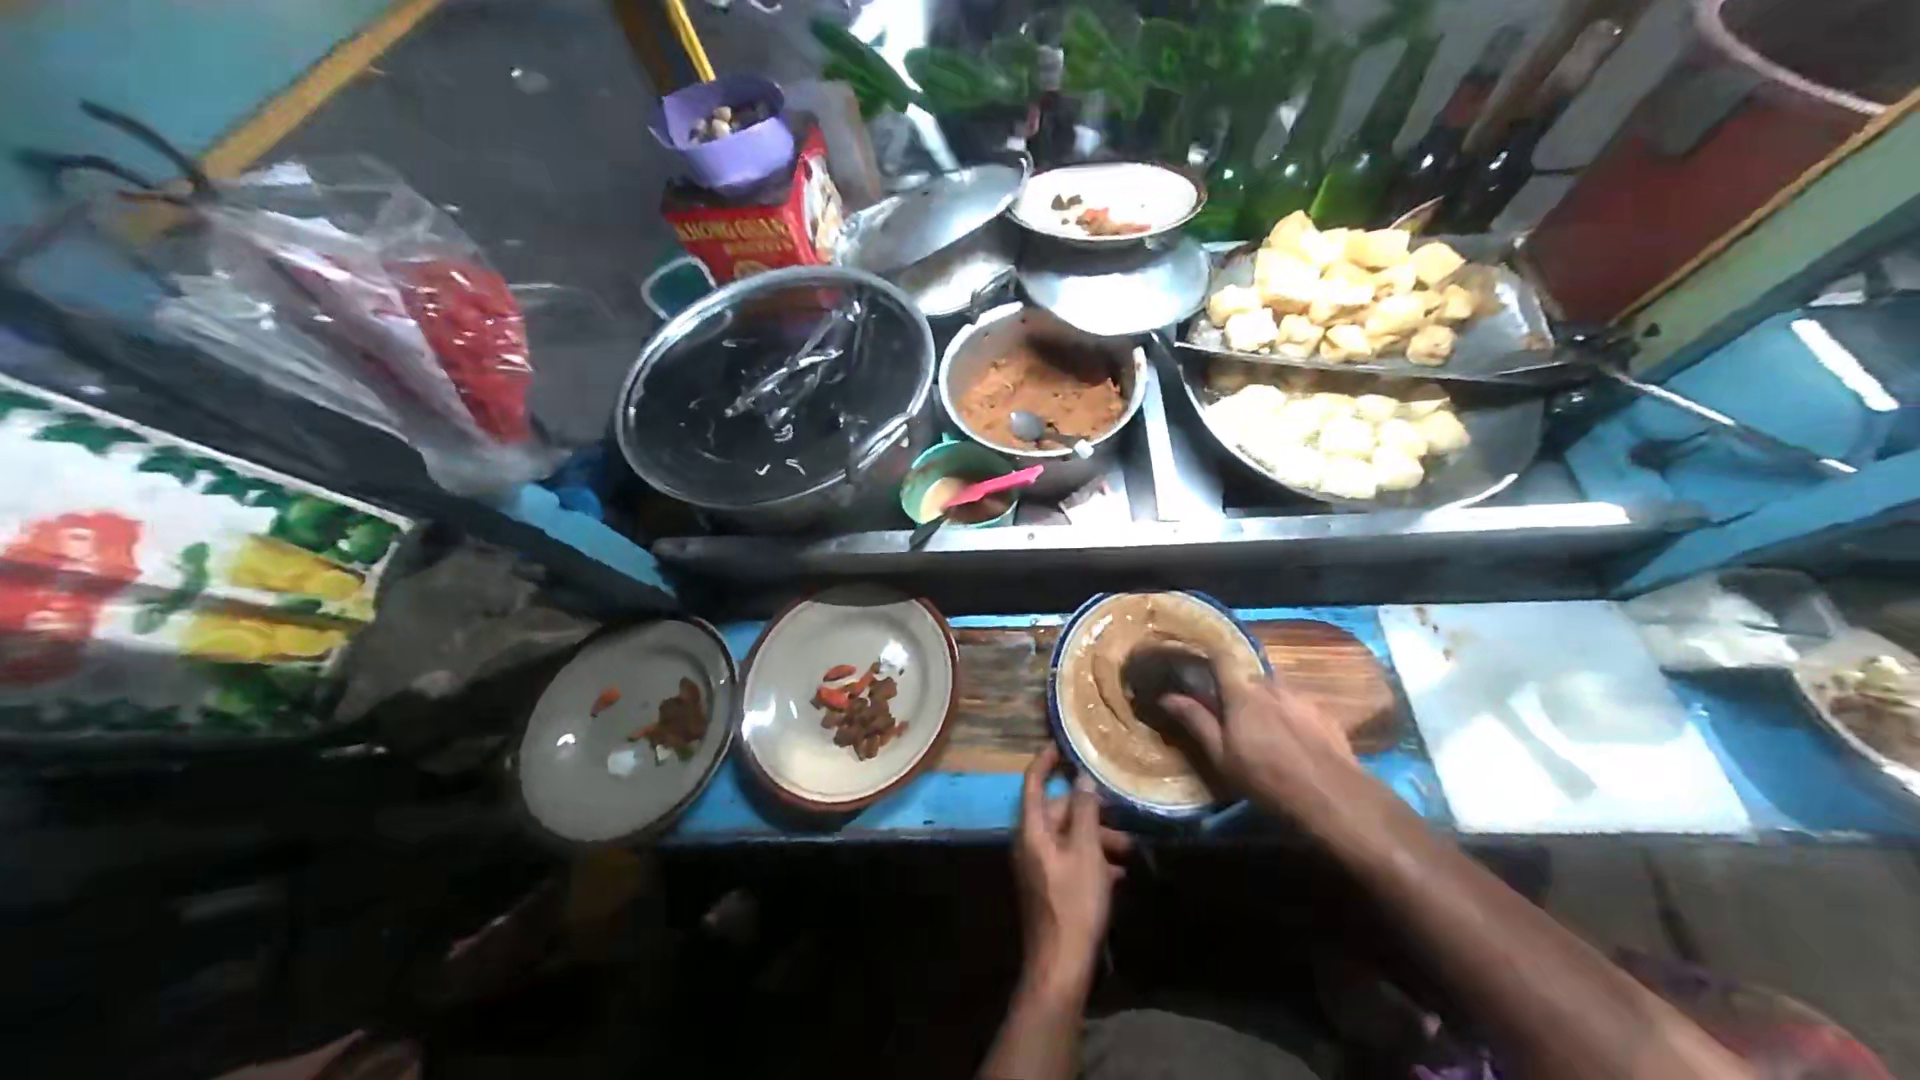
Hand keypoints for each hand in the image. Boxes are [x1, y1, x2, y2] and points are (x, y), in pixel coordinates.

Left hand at [1014, 746, 1132, 985]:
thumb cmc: (1074, 903)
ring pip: (1068, 838)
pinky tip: (1119, 873)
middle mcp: (1029, 843)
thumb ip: (1085, 812)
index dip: (1045, 761)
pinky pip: (1070, 860)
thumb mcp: (1086, 852)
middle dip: (1089, 811)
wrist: (1061, 964)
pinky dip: (1092, 859)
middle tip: (1121, 814)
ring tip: (1129, 850)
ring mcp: (1038, 866)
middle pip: (1057, 812)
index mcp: (1032, 830)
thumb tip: (1082, 778)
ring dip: (1097, 838)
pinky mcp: (1049, 886)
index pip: (1032, 782)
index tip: (1061, 744)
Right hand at [1160, 676, 1377, 834]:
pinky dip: (1288, 716)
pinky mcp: (1324, 712)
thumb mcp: (1221, 756)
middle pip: (1247, 678)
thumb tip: (1166, 696)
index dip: (1207, 657)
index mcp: (1241, 693)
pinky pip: (1296, 705)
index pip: (1220, 658)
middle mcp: (1270, 685)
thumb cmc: (1266, 778)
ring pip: (1273, 691)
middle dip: (1237, 692)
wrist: (1333, 796)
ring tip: (1264, 734)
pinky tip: (1292, 742)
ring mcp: (1300, 696)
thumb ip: (1195, 721)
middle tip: (1231, 718)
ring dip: (1264, 704)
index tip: (1196, 666)